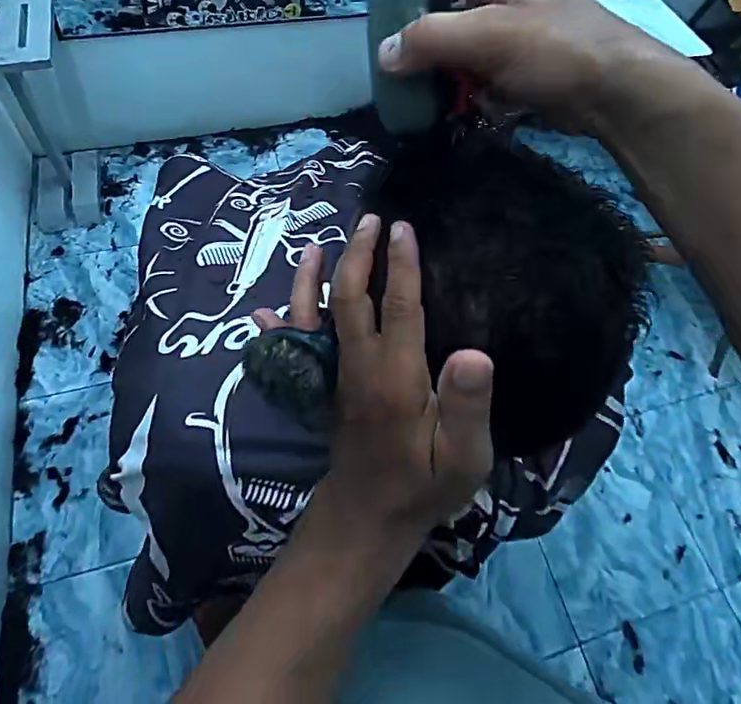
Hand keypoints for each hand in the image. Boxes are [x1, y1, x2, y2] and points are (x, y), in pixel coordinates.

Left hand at [252, 215, 494, 529]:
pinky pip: (295, 350)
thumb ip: (467, 406)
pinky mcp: (320, 387)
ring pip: (315, 317)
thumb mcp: (464, 456)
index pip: (400, 307)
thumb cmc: (423, 485)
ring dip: (312, 279)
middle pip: (350, 298)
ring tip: (315, 246)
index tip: (403, 227)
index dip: (402, 265)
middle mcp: (358, 367)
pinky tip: (265, 311)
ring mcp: (333, 376)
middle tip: (371, 220)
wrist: (367, 520)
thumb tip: (474, 352)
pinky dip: (280, 326)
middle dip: (360, 254)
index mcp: (396, 377)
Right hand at [376, 0, 682, 128]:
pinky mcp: (524, 71)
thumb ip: (431, 39)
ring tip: (440, 98)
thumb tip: (384, 52)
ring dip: (451, 77)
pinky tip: (482, 109)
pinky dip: (478, 96)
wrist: (621, 95)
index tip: (381, 16)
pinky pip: (484, 79)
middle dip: (426, 44)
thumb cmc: (557, 49)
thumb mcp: (489, 36)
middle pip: (445, 13)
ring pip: (461, 52)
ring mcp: (515, 36)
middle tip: (402, 71)